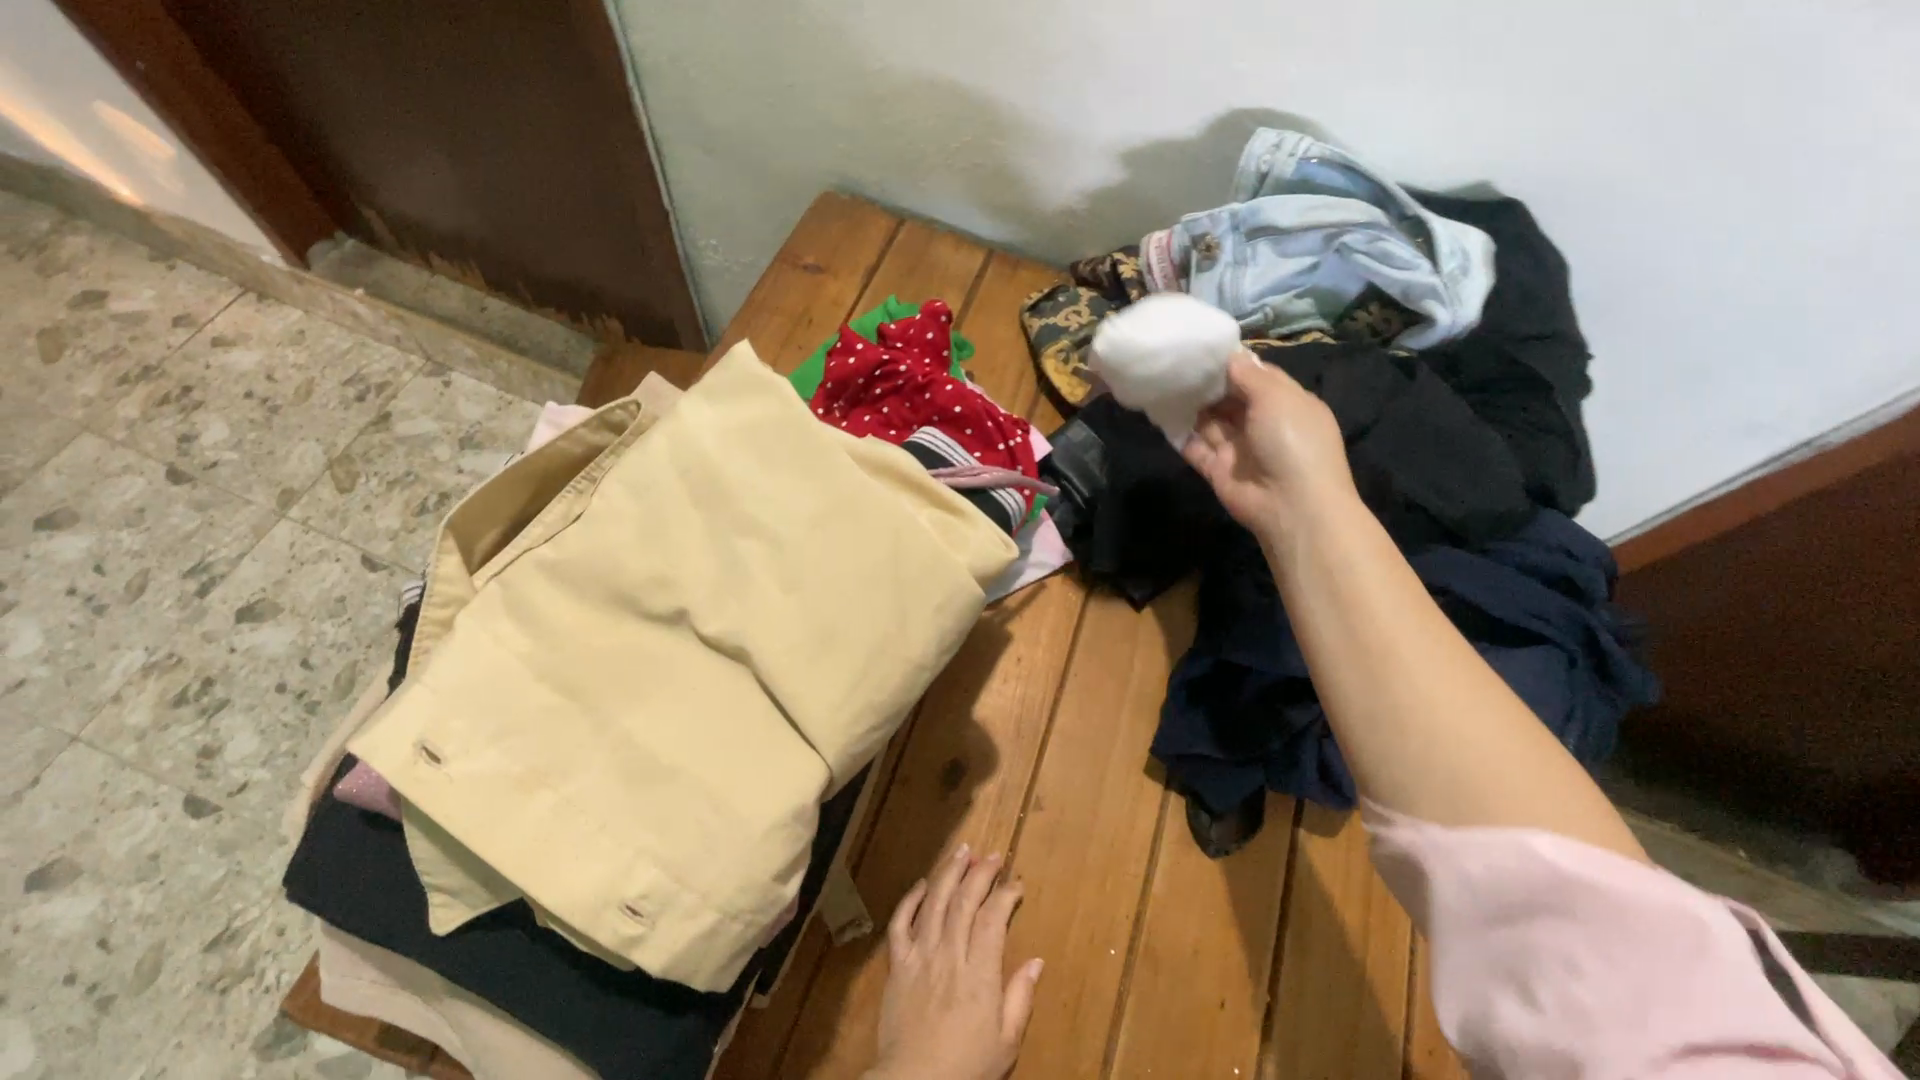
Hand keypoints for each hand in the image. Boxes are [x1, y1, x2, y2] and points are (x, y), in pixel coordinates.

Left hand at [867, 845, 1041, 1079]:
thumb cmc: (966, 1066)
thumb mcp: (1006, 1042)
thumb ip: (1020, 998)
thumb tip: (1037, 961)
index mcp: (980, 974)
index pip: (993, 920)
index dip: (1006, 895)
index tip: (1017, 883)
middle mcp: (949, 956)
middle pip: (964, 903)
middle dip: (980, 874)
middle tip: (993, 855)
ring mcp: (919, 957)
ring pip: (933, 904)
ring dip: (948, 873)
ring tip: (962, 851)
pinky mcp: (897, 965)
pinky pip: (900, 925)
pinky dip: (910, 900)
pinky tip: (922, 884)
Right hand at [1182, 351, 1355, 540]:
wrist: (1291, 505)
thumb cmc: (1292, 441)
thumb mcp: (1277, 397)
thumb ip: (1250, 375)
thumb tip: (1231, 356)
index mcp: (1287, 404)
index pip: (1258, 378)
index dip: (1234, 365)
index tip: (1206, 350)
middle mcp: (1263, 425)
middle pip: (1231, 399)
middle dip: (1208, 384)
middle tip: (1178, 365)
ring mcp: (1240, 449)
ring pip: (1211, 422)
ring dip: (1192, 406)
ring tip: (1164, 383)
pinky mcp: (1218, 470)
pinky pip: (1196, 448)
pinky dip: (1181, 435)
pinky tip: (1162, 416)